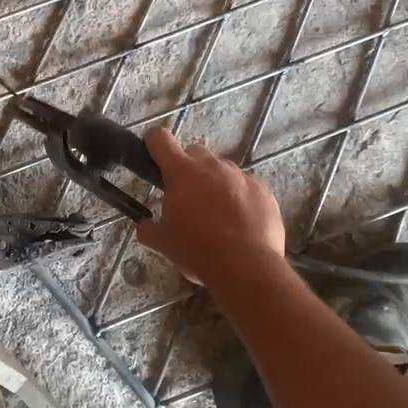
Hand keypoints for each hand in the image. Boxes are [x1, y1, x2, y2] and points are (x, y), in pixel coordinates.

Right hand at [134, 127, 285, 286]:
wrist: (248, 268)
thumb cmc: (198, 250)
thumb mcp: (164, 243)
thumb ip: (148, 229)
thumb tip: (144, 226)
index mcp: (181, 172)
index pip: (160, 138)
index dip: (154, 143)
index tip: (154, 156)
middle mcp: (211, 166)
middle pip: (194, 153)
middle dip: (189, 169)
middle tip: (188, 197)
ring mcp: (240, 176)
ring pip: (223, 170)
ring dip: (216, 184)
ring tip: (219, 214)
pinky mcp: (263, 190)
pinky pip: (247, 187)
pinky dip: (242, 198)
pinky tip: (242, 223)